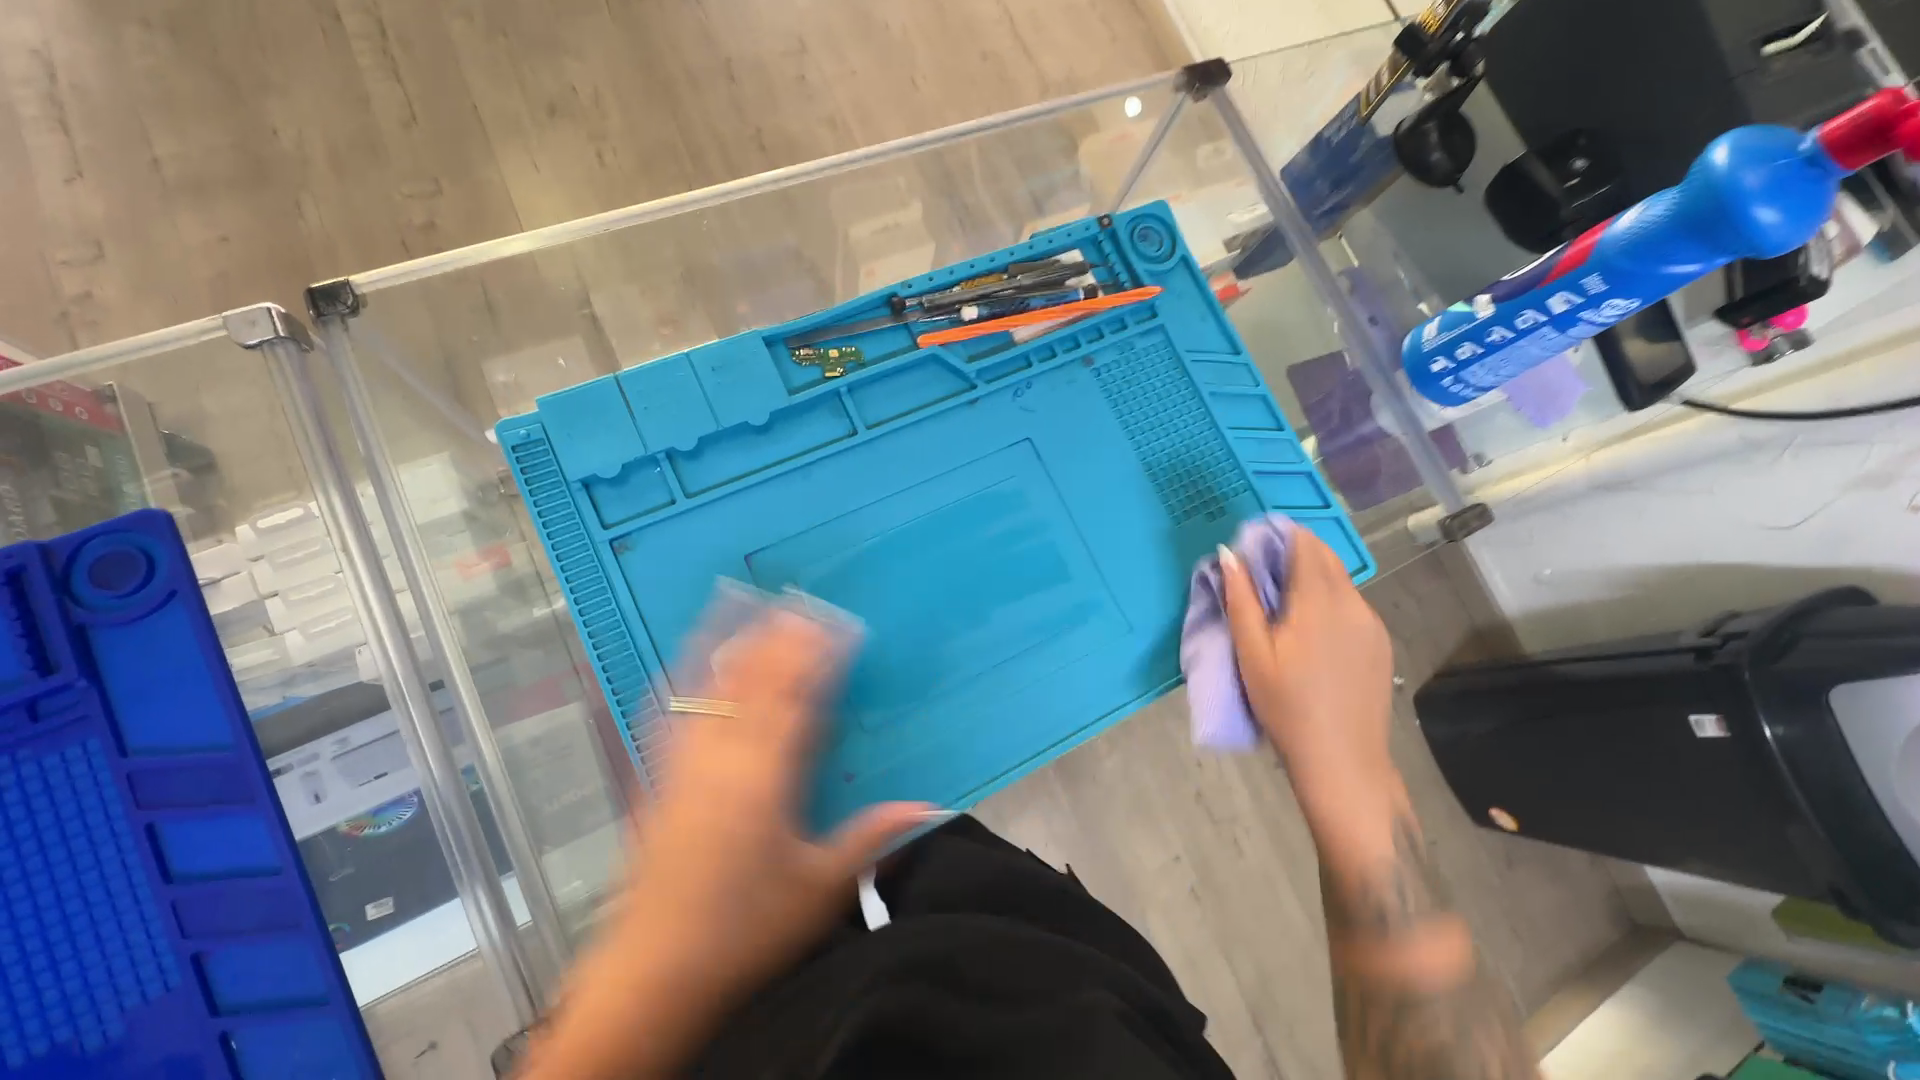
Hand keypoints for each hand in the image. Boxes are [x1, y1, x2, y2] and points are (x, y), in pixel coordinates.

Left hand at [620, 606, 933, 1002]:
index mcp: (767, 780)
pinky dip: (679, 679)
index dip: (820, 658)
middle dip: (779, 637)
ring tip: (740, 599)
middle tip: (800, 600)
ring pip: (708, 687)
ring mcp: (682, 766)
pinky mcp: (654, 781)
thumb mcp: (820, 889)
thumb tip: (928, 807)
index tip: (839, 625)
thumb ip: (871, 840)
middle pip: (754, 683)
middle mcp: (722, 761)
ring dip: (728, 641)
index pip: (799, 702)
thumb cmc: (745, 932)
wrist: (653, 972)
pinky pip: (666, 715)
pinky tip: (681, 660)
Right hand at [1218, 530, 1396, 802]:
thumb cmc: (1286, 707)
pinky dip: (1329, 603)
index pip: (1305, 543)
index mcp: (1319, 600)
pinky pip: (1352, 607)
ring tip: (1282, 607)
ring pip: (1340, 582)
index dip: (1279, 535)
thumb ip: (1240, 599)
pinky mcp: (1380, 643)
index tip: (1253, 545)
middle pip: (1326, 558)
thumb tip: (1229, 554)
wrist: (1341, 759)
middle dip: (1294, 553)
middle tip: (1261, 573)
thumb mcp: (1252, 654)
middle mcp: (1353, 603)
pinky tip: (1311, 634)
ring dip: (1312, 579)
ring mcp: (1372, 623)